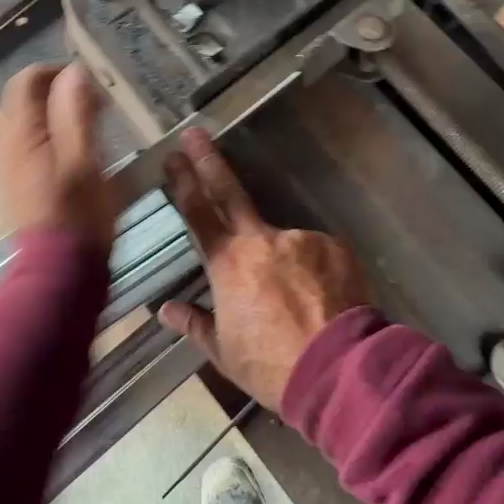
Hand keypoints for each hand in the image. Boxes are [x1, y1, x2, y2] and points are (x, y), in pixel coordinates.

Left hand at [0, 64, 119, 249]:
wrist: (59, 269)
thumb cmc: (78, 212)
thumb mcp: (84, 159)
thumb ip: (76, 112)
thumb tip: (74, 71)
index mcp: (21, 133)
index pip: (28, 80)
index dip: (58, 71)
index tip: (92, 85)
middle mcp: (7, 144)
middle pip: (29, 100)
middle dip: (63, 94)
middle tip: (100, 109)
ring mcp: (10, 167)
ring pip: (33, 124)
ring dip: (61, 117)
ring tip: (95, 133)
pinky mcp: (19, 185)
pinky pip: (33, 147)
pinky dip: (56, 140)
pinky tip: (80, 159)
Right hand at [157, 129, 371, 410]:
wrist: (338, 370)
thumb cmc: (271, 365)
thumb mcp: (225, 352)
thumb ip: (195, 324)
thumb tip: (165, 310)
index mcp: (228, 264)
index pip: (198, 214)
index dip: (183, 182)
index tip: (172, 156)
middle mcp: (262, 240)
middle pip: (230, 192)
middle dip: (210, 161)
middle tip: (196, 133)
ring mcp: (301, 239)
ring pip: (284, 244)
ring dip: (284, 264)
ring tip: (296, 306)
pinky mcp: (334, 248)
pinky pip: (317, 256)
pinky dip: (315, 275)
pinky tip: (321, 304)